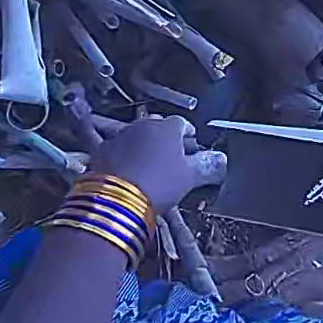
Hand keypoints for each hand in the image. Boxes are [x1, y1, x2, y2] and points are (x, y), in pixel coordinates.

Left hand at [87, 116, 203, 213]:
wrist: (115, 199)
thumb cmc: (158, 184)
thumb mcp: (189, 178)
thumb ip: (206, 166)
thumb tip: (221, 160)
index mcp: (166, 128)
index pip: (182, 122)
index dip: (188, 133)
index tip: (191, 142)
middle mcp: (142, 126)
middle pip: (158, 126)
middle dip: (166, 137)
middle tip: (173, 152)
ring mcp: (120, 136)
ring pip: (136, 135)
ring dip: (144, 144)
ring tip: (151, 162)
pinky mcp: (102, 150)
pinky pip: (118, 148)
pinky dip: (125, 154)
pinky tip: (129, 169)